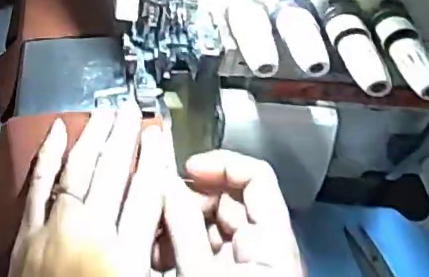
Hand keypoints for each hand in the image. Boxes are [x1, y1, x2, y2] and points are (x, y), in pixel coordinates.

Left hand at [11, 104, 171, 276]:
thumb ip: (150, 260)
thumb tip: (160, 221)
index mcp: (123, 259)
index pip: (147, 192)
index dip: (155, 158)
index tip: (159, 134)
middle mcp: (89, 234)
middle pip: (113, 171)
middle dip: (126, 137)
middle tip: (132, 111)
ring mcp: (53, 229)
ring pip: (78, 168)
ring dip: (93, 136)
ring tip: (105, 113)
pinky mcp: (25, 235)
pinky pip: (38, 183)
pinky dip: (48, 153)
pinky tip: (58, 130)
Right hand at [161, 150, 303, 275]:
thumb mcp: (201, 275)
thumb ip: (184, 226)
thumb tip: (166, 183)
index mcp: (274, 243)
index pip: (257, 176)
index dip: (220, 163)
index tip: (188, 167)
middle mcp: (269, 251)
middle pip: (231, 199)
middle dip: (190, 198)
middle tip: (160, 204)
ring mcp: (254, 268)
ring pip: (217, 225)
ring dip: (182, 223)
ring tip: (153, 236)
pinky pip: (213, 251)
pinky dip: (187, 246)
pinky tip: (161, 255)